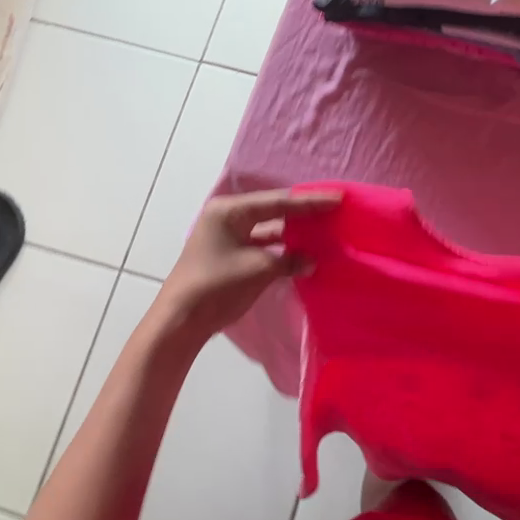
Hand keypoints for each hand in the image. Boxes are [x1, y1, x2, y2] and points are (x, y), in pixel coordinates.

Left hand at [157, 188, 340, 339]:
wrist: (181, 320)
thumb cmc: (217, 286)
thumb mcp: (258, 269)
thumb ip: (289, 260)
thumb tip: (312, 260)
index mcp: (230, 211)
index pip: (278, 202)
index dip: (310, 202)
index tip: (338, 198)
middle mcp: (228, 218)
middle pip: (273, 212)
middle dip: (303, 214)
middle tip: (334, 211)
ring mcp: (228, 238)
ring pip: (269, 230)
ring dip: (293, 234)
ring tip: (324, 231)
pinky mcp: (230, 257)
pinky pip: (262, 247)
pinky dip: (282, 250)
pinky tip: (304, 254)